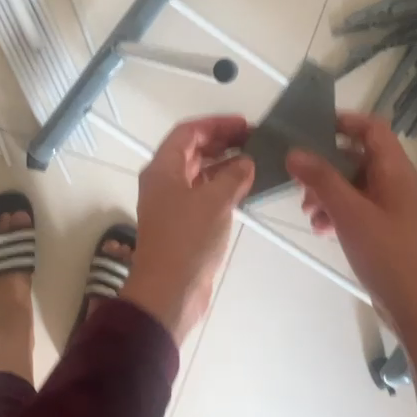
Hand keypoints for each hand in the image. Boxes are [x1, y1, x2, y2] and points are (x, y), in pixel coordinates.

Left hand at [125, 115, 254, 343]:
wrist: (169, 291)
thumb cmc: (188, 240)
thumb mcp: (215, 201)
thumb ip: (234, 176)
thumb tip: (245, 163)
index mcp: (162, 169)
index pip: (187, 133)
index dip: (216, 124)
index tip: (245, 125)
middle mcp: (163, 182)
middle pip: (191, 151)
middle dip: (221, 142)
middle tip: (253, 140)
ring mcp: (171, 204)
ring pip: (198, 173)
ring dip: (223, 164)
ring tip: (254, 162)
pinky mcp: (182, 224)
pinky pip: (203, 194)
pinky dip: (222, 187)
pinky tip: (244, 188)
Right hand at [285, 112, 416, 303]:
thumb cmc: (389, 254)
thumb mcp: (349, 213)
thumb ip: (321, 179)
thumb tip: (294, 152)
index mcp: (395, 171)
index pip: (372, 129)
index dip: (344, 122)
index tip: (310, 128)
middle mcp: (396, 183)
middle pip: (358, 157)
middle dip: (325, 166)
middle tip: (298, 180)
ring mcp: (392, 208)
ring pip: (354, 186)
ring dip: (327, 193)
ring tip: (308, 213)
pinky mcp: (386, 231)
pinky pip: (357, 209)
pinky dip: (337, 213)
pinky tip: (322, 231)